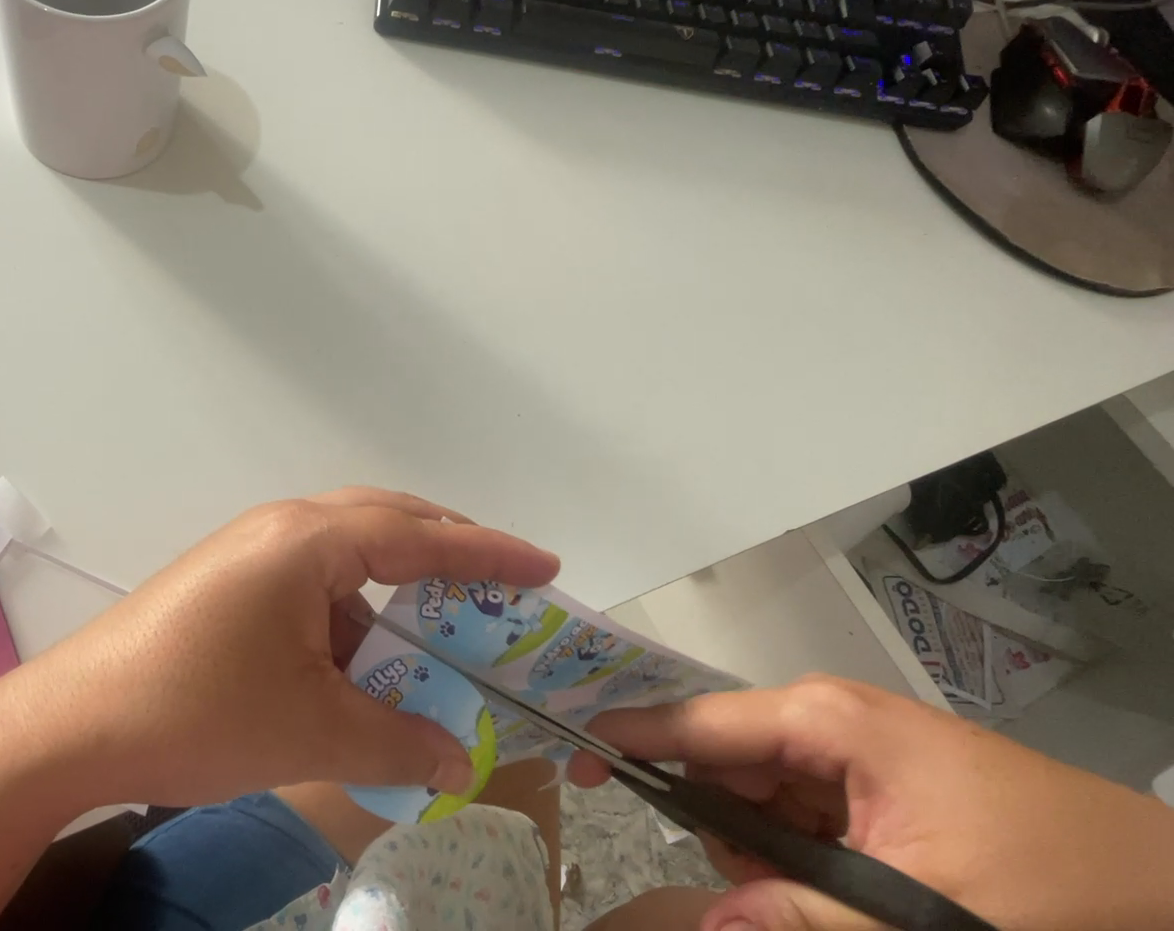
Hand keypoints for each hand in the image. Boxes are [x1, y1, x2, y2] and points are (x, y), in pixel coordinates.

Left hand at [13, 488, 559, 809]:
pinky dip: (350, 616)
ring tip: (438, 638)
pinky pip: (310, 585)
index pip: (418, 535)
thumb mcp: (313, 734)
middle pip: (382, 523)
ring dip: (393, 593)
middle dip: (445, 554)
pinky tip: (365, 664)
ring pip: (344, 556)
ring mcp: (247, 554)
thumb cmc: (199, 711)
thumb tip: (457, 761)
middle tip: (499, 590)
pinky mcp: (227, 585)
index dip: (488, 553)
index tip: (545, 567)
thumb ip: (400, 743)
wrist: (75, 723)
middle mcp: (278, 530)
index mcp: (306, 542)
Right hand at [566, 675, 1173, 930]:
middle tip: (767, 893)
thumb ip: (806, 915)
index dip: (626, 739)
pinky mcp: (866, 772)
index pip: (693, 722)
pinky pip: (793, 805)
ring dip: (762, 850)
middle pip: (717, 764)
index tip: (572, 761)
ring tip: (830, 897)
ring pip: (751, 791)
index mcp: (820, 721)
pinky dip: (794, 850)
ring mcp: (844, 744)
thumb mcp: (927, 911)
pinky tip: (840, 886)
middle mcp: (819, 718)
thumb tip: (707, 928)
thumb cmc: (1056, 880)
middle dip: (720, 829)